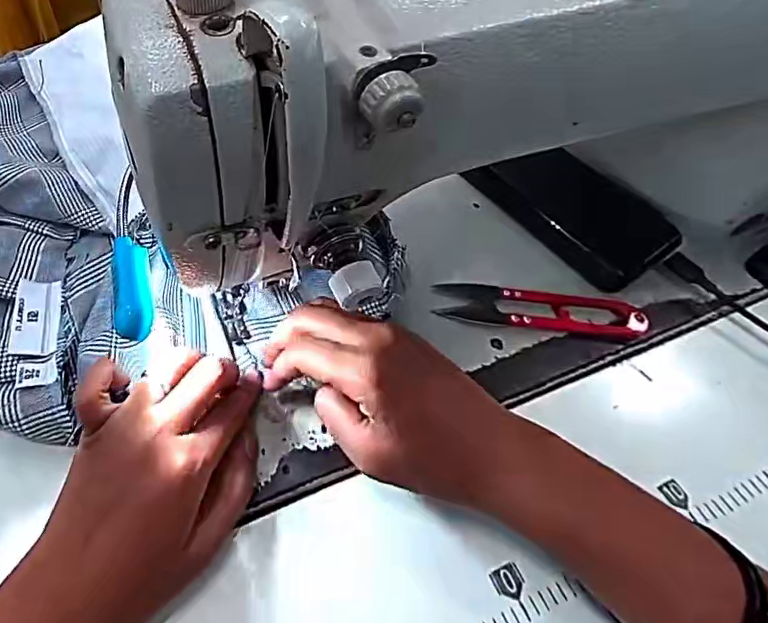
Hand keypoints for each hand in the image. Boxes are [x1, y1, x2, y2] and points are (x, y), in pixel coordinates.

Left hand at [0, 352, 260, 622]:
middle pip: (202, 375)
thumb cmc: (135, 572)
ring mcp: (122, 422)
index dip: (248, 392)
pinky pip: (100, 376)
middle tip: (228, 375)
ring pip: (161, 366)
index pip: (231, 409)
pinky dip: (113, 369)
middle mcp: (155, 433)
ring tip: (191, 372)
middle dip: (223, 370)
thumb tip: (246, 444)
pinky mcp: (93, 423)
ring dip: (183, 363)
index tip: (251, 385)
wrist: (78, 580)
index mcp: (188, 465)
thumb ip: (235, 486)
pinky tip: (128, 378)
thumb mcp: (204, 542)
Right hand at [261, 303, 534, 506]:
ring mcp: (392, 332)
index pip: (302, 348)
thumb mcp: (370, 455)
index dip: (279, 363)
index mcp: (367, 368)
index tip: (272, 378)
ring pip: (329, 309)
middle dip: (282, 334)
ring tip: (291, 351)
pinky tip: (324, 350)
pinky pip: (351, 318)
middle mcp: (378, 339)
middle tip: (271, 356)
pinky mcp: (403, 335)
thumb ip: (332, 416)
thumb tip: (321, 393)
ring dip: (304, 326)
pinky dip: (327, 328)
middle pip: (310, 314)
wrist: (495, 452)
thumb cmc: (445, 458)